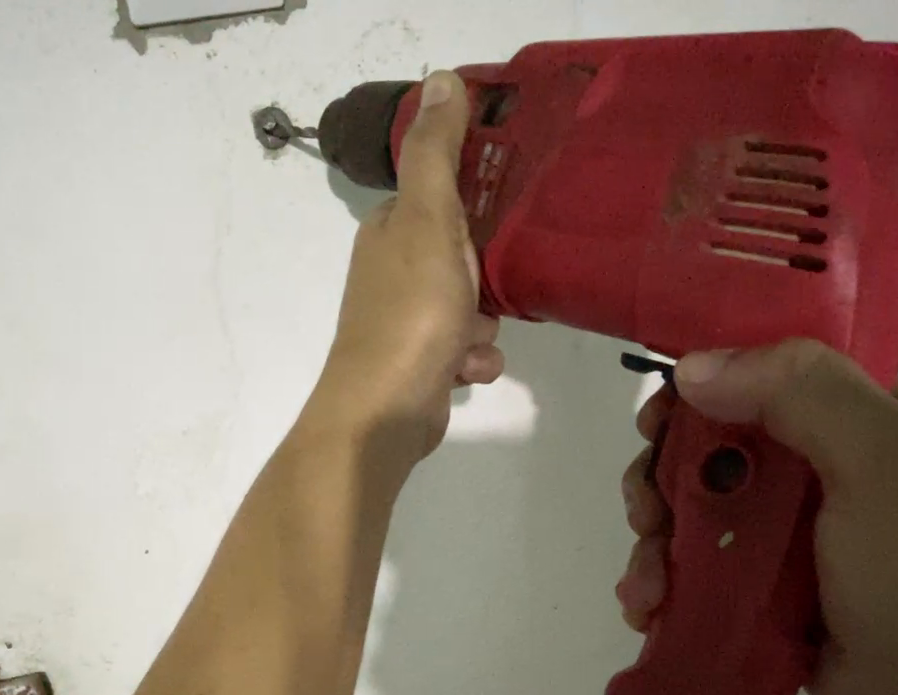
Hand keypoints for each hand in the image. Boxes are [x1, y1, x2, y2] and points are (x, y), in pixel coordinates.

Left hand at [300, 71, 504, 465]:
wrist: (385, 411)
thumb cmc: (410, 314)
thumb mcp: (428, 221)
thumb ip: (435, 155)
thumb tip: (441, 80)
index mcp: (389, 232)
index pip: (440, 195)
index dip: (477, 198)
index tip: (512, 205)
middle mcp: (393, 273)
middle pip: (464, 253)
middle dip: (488, 273)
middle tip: (494, 283)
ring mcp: (406, 323)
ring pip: (472, 307)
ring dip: (484, 325)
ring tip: (473, 340)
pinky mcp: (421, 364)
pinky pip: (467, 351)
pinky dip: (474, 360)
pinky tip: (469, 371)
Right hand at [619, 340, 897, 694]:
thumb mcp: (884, 462)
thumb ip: (801, 396)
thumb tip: (692, 368)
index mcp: (857, 419)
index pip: (762, 377)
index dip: (698, 391)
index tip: (655, 424)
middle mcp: (815, 468)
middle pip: (709, 450)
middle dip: (661, 482)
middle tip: (644, 516)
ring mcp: (784, 532)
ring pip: (690, 514)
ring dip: (652, 546)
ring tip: (644, 590)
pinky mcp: (759, 586)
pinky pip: (693, 568)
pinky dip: (662, 585)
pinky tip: (648, 610)